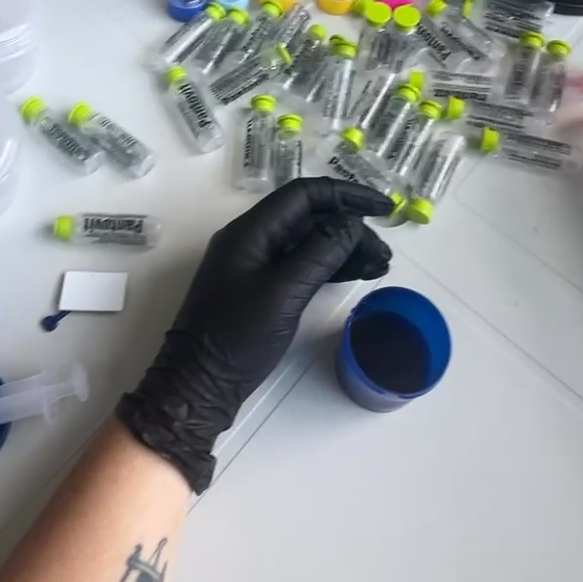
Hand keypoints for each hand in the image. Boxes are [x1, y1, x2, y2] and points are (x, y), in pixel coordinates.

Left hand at [116, 178, 393, 491]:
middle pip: (309, 217)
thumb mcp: (283, 293)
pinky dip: (330, 267)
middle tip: (384, 252)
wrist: (198, 387)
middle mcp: (252, 239)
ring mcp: (255, 264)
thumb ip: (319, 252)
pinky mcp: (261, 288)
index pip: (304, 194)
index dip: (347, 195)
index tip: (384, 209)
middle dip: (350, 227)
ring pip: (308, 242)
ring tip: (380, 266)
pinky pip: (301, 264)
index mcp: (250, 231)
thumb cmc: (237, 339)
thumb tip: (351, 221)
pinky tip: (356, 275)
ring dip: (344, 249)